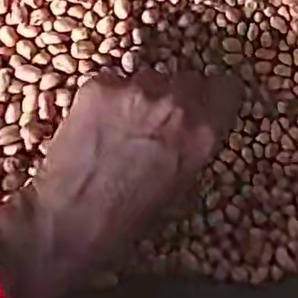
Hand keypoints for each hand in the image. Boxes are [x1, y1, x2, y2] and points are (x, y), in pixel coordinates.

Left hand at [0, 68, 240, 297]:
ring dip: (141, 95)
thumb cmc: (126, 219)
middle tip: (157, 121)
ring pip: (149, 77)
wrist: (70, 220)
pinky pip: (113, 81)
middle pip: (188, 79)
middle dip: (176, 96)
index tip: (207, 101)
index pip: (227, 88)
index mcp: (203, 133)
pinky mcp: (100, 85)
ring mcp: (136, 90)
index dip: (216, 96)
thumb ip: (193, 146)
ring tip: (122, 126)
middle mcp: (176, 104)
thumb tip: (194, 127)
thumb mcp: (180, 188)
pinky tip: (96, 125)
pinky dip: (107, 98)